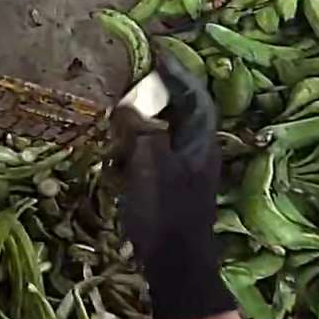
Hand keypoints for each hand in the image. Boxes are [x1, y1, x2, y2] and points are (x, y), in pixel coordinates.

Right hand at [122, 55, 232, 318]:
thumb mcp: (152, 166)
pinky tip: (118, 160)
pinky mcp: (169, 187)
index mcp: (200, 141)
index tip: (158, 54)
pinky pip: (153, 157)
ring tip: (119, 124)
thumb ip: (142, 131)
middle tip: (130, 88)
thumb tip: (128, 107)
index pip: (194, 96)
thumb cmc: (167, 212)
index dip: (179, 73)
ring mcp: (184, 170)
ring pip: (164, 134)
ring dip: (142, 126)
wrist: (175, 265)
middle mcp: (196, 151)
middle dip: (156, 98)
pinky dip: (136, 152)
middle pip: (179, 112)